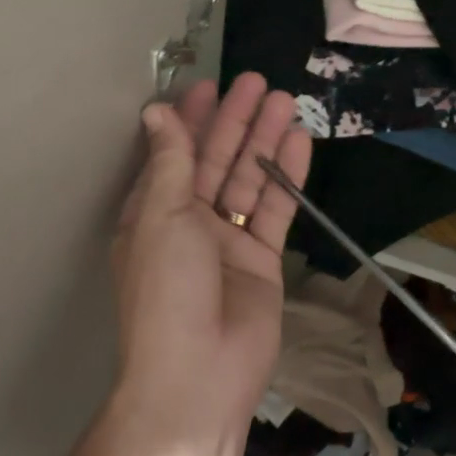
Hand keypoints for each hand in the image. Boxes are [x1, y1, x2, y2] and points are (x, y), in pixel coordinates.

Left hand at [112, 72, 311, 424]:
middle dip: (236, 121)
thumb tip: (157, 112)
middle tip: (258, 81)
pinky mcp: (262, 259)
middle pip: (215, 159)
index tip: (209, 85)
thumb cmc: (167, 290)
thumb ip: (171, 162)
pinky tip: (300, 143)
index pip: (175, 153)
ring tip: (287, 100)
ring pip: (248, 179)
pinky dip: (287, 176)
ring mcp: (227, 241)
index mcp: (155, 212)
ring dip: (265, 140)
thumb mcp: (162, 217)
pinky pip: (275, 208)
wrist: (198, 374)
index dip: (191, 119)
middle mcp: (190, 221)